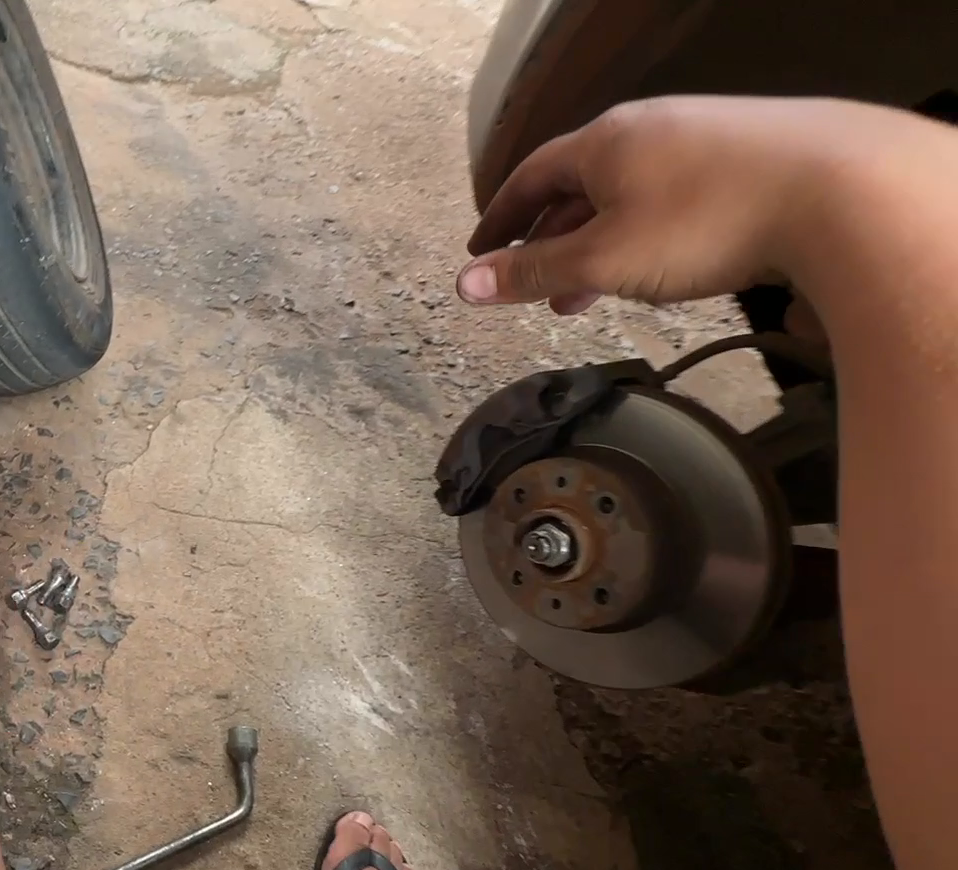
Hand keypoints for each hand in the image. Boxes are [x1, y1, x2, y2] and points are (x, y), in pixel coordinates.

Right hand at [456, 96, 895, 314]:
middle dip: (546, 241)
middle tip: (528, 284)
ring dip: (592, 246)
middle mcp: (653, 127)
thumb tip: (462, 285)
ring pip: (625, 195)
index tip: (479, 253)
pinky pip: (670, 196)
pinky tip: (648, 267)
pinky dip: (640, 234)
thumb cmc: (703, 223)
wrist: (856, 194)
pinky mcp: (755, 155)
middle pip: (576, 186)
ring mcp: (708, 136)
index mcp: (606, 141)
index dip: (498, 219)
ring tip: (583, 293)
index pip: (529, 176)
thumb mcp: (597, 260)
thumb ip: (527, 273)